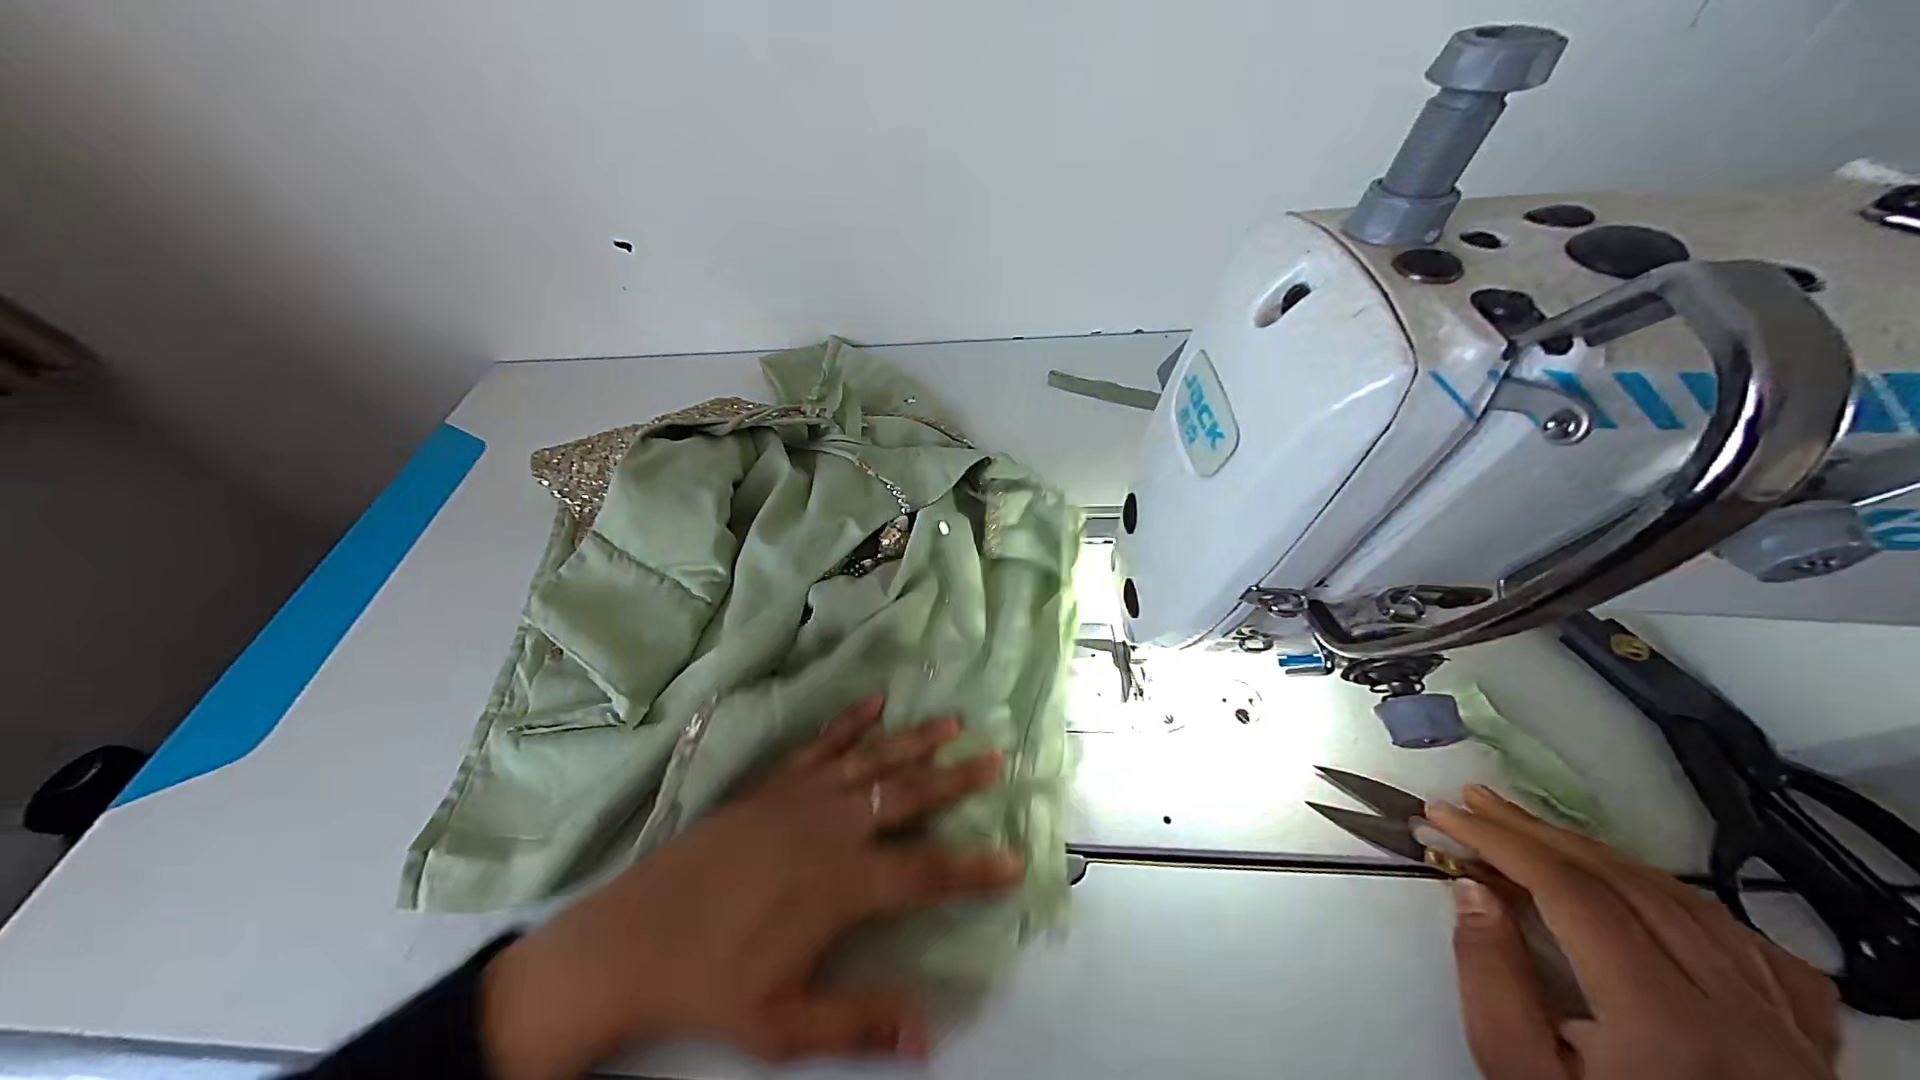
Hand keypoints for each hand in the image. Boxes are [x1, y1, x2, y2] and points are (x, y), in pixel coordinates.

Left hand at [479, 697, 1020, 1078]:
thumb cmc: (708, 983)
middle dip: (957, 780)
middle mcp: (829, 830)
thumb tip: (930, 1033)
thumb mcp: (783, 1022)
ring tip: (954, 723)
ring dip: (916, 740)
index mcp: (839, 886)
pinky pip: (820, 746)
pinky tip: (874, 703)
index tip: (1015, 859)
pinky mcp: (770, 785)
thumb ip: (859, 1021)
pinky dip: (850, 722)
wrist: (628, 940)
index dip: (974, 869)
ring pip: (871, 760)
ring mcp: (798, 798)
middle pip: (907, 797)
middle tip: (997, 759)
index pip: (924, 873)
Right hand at [1431, 786, 1839, 1079]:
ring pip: (1682, 899)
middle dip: (1536, 832)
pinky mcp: (1807, 1037)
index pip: (1571, 893)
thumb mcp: (1518, 1068)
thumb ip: (1491, 977)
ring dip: (1595, 853)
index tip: (1446, 814)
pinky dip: (1674, 897)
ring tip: (1534, 832)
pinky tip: (1634, 889)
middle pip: (1624, 883)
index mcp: (1666, 1025)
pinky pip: (1743, 940)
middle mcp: (1740, 1013)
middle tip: (1476, 804)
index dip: (1499, 840)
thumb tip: (1472, 888)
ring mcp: (1785, 1024)